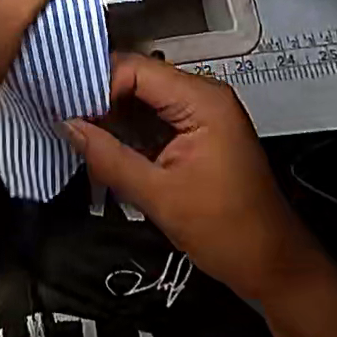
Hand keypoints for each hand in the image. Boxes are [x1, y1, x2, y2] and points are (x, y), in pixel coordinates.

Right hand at [63, 53, 328, 302]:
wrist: (274, 266)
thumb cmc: (225, 231)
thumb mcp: (159, 196)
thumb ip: (109, 157)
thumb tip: (66, 125)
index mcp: (202, 100)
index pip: (137, 70)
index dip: (98, 84)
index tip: (64, 106)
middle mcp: (202, 94)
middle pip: (139, 77)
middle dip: (99, 96)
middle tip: (62, 114)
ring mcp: (200, 111)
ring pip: (142, 96)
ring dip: (110, 111)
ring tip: (74, 126)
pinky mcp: (196, 129)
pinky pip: (153, 114)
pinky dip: (127, 126)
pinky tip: (100, 139)